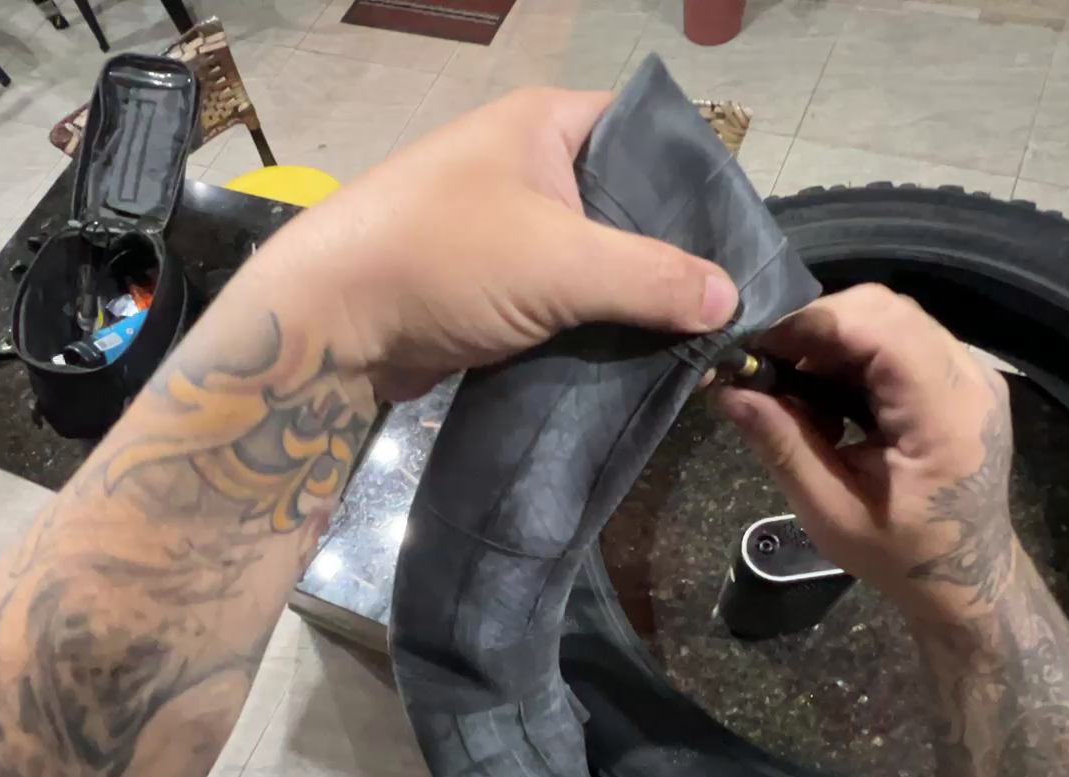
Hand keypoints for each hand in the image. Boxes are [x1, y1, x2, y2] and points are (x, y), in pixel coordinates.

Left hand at [230, 87, 739, 400]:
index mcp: (546, 127)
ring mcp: (506, 234)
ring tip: (687, 337)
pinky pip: (559, 304)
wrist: (334, 325)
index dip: (693, 182)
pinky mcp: (492, 291)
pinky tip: (629, 355)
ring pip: (591, 264)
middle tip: (718, 303)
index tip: (733, 240)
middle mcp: (528, 171)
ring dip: (627, 301)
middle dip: (666, 256)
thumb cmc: (443, 260)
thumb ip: (651, 277)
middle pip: (623, 207)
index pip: (647, 135)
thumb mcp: (561, 262)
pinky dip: (590, 327)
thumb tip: (731, 299)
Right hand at [717, 284, 1014, 620]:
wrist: (966, 574)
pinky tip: (827, 399)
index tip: (753, 350)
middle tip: (766, 371)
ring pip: (887, 318)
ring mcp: (970, 372)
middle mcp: (969, 377)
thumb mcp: (829, 511)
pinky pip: (897, 340)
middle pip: (883, 311)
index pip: (880, 328)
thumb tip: (726, 390)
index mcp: (944, 416)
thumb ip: (782, 445)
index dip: (810, 325)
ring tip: (794, 392)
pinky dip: (849, 357)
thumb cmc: (899, 554)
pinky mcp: (958, 377)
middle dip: (813, 330)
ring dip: (828, 344)